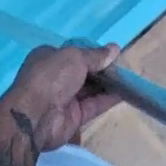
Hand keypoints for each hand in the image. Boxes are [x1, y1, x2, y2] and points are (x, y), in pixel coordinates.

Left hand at [3, 43, 120, 151]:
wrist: (36, 116)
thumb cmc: (51, 77)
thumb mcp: (74, 57)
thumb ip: (95, 55)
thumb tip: (114, 49)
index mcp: (48, 58)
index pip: (73, 54)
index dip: (92, 53)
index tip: (112, 54)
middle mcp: (54, 78)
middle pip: (83, 72)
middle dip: (102, 70)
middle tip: (125, 67)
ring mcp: (63, 98)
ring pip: (90, 89)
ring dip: (108, 84)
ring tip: (130, 78)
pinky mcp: (73, 117)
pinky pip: (94, 105)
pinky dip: (108, 99)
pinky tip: (126, 93)